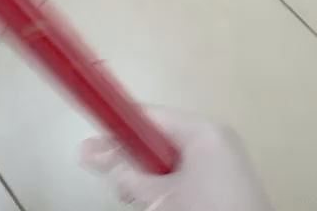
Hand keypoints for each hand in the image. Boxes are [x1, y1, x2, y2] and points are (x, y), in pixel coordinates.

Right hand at [82, 111, 271, 210]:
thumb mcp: (159, 197)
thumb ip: (124, 171)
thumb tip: (87, 150)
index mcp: (202, 130)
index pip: (148, 115)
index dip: (118, 129)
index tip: (93, 149)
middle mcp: (215, 137)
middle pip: (158, 139)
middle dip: (137, 165)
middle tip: (125, 192)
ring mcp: (225, 161)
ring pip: (171, 162)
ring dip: (153, 182)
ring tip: (149, 205)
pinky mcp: (229, 184)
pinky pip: (189, 175)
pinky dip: (172, 190)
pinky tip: (167, 207)